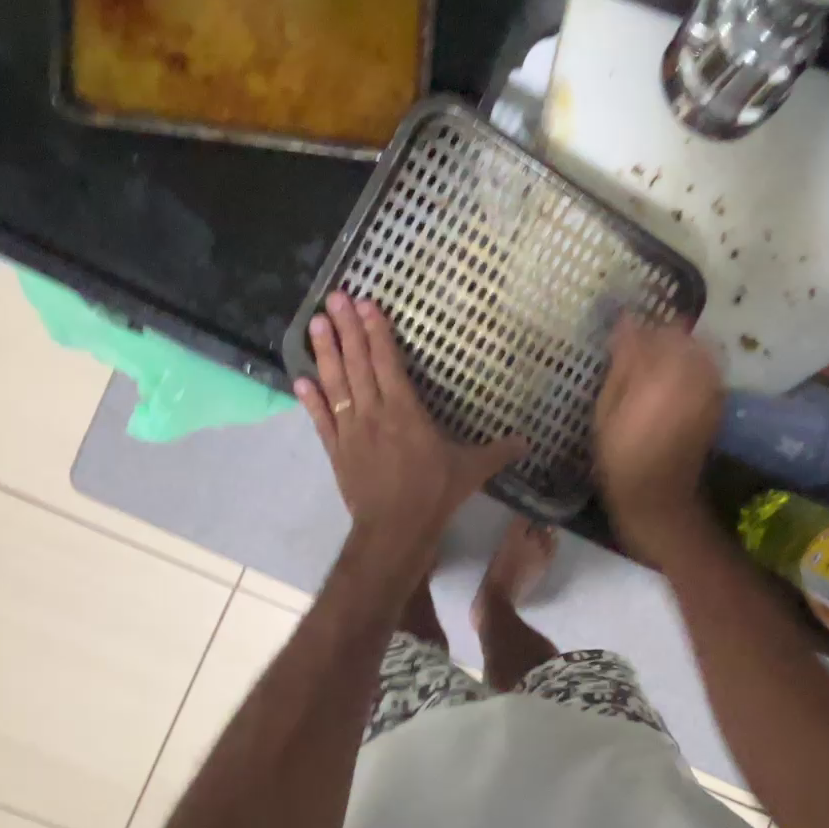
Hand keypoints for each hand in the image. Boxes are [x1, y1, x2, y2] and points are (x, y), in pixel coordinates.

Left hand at [296, 292, 527, 569]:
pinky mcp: (337, 451)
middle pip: (357, 363)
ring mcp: (351, 431)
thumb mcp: (472, 470)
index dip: (376, 331)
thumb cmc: (434, 494)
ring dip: (325, 353)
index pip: (388, 362)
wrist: (395, 529)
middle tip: (334, 298)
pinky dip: (311, 400)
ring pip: (335, 384)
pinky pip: (321, 420)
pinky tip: (300, 379)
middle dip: (346, 328)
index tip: (365, 304)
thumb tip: (528, 441)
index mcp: (405, 410)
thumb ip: (498, 451)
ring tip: (314, 323)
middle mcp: (374, 413)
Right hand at [594, 318, 722, 556]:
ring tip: (656, 367)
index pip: (649, 332)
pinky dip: (692, 366)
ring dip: (677, 350)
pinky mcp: (717, 402)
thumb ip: (621, 364)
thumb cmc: (621, 458)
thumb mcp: (606, 411)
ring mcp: (708, 388)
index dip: (633, 330)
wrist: (658, 498)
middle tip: (637, 352)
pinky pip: (708, 369)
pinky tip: (673, 382)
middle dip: (658, 337)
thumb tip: (626, 323)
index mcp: (657, 375)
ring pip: (698, 348)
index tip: (618, 336)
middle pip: (679, 335)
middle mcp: (690, 375)